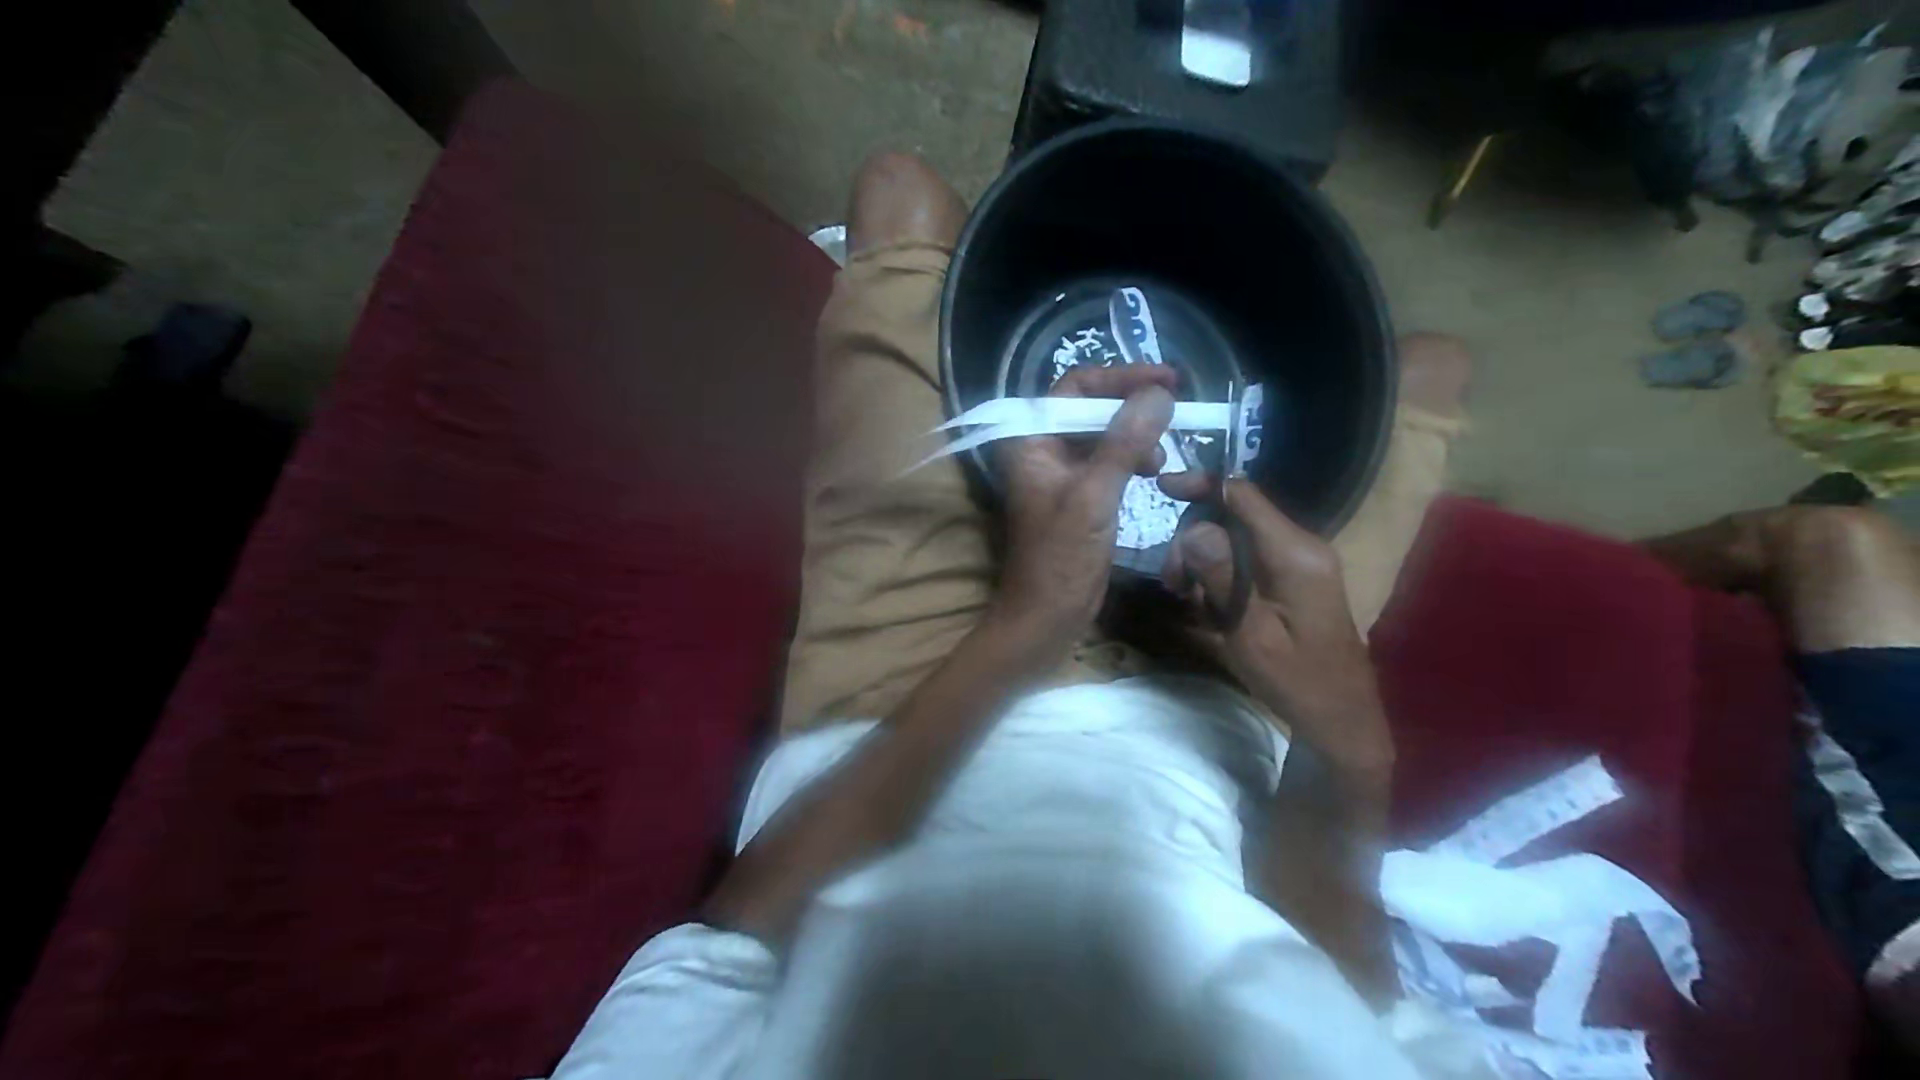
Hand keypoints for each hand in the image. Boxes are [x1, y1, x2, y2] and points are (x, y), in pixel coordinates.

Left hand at [992, 364, 1177, 654]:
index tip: (1166, 379)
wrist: (1046, 616)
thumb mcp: (1093, 497)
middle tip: (1175, 411)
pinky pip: (1109, 462)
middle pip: (1090, 407)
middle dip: (1132, 406)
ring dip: (1136, 436)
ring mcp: (1062, 474)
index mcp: (1032, 441)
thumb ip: (1123, 442)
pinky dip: (1132, 459)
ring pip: (1104, 435)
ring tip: (1159, 458)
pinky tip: (1152, 471)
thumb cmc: (1060, 558)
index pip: (1074, 387)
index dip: (1119, 377)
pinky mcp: (1080, 496)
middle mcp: (1043, 450)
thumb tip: (1159, 394)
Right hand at [1158, 476, 1391, 774]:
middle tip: (1172, 582)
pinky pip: (1247, 558)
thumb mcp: (1249, 632)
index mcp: (1295, 554)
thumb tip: (1195, 528)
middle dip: (1194, 539)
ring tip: (1187, 600)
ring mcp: (1299, 561)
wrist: (1340, 717)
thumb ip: (1223, 576)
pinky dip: (1219, 574)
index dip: (1201, 485)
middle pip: (1233, 516)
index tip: (1161, 488)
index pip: (1243, 495)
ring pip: (1235, 537)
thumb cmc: (1295, 680)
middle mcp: (1301, 546)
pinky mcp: (1294, 578)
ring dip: (1203, 560)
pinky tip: (1208, 607)